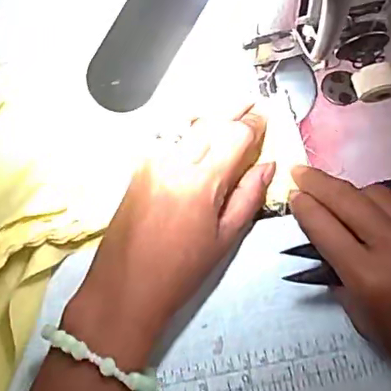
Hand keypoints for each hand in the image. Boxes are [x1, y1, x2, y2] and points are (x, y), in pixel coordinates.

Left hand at [65, 107, 273, 363]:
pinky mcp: (137, 168)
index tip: (266, 116)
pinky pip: (167, 136)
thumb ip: (249, 196)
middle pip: (210, 120)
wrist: (123, 288)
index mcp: (201, 182)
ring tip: (229, 109)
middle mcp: (174, 162)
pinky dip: (187, 127)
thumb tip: (267, 166)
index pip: (235, 135)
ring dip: (210, 114)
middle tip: (252, 102)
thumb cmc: (179, 272)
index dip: (254, 123)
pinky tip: (198, 129)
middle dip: (234, 109)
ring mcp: (151, 162)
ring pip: (187, 123)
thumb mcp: (225, 239)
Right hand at [287, 165, 390, 390]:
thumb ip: (347, 287)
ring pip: (381, 195)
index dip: (305, 208)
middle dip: (319, 182)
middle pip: (348, 198)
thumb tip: (332, 258)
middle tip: (301, 173)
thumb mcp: (374, 328)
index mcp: (374, 279)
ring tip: (345, 202)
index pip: (326, 228)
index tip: (294, 196)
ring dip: (356, 196)